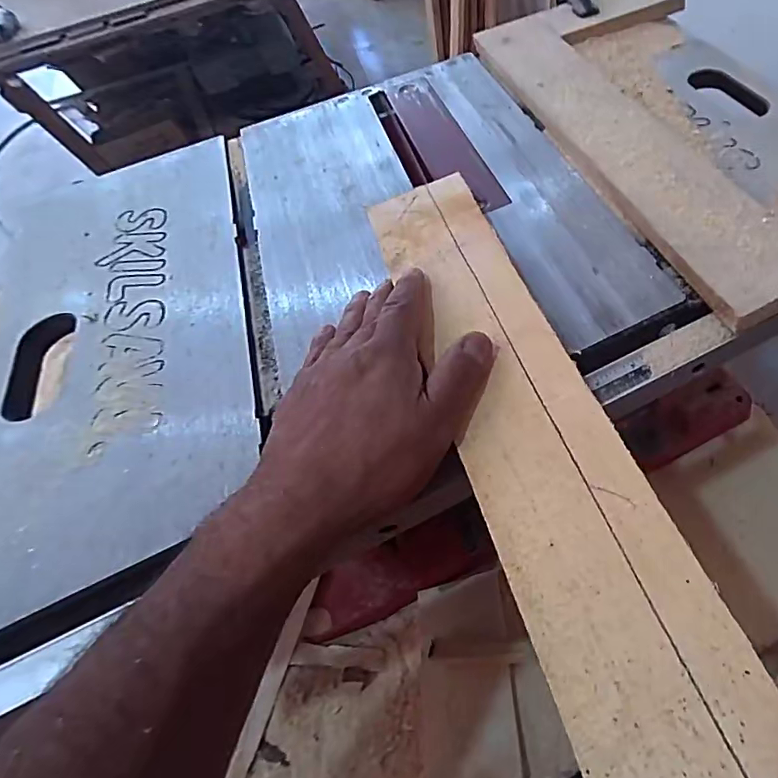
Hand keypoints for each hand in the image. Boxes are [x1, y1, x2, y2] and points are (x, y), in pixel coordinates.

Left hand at [241, 270, 493, 554]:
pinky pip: (317, 353)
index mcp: (388, 355)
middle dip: (385, 299)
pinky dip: (328, 338)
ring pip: (342, 331)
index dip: (412, 292)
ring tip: (363, 299)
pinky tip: (328, 337)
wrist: (300, 501)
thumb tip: (478, 337)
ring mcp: (320, 374)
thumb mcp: (435, 424)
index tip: (416, 276)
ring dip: (356, 313)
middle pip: (370, 316)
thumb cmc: (378, 464)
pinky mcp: (299, 395)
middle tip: (391, 285)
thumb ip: (458, 378)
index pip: (402, 311)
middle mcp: (351, 355)